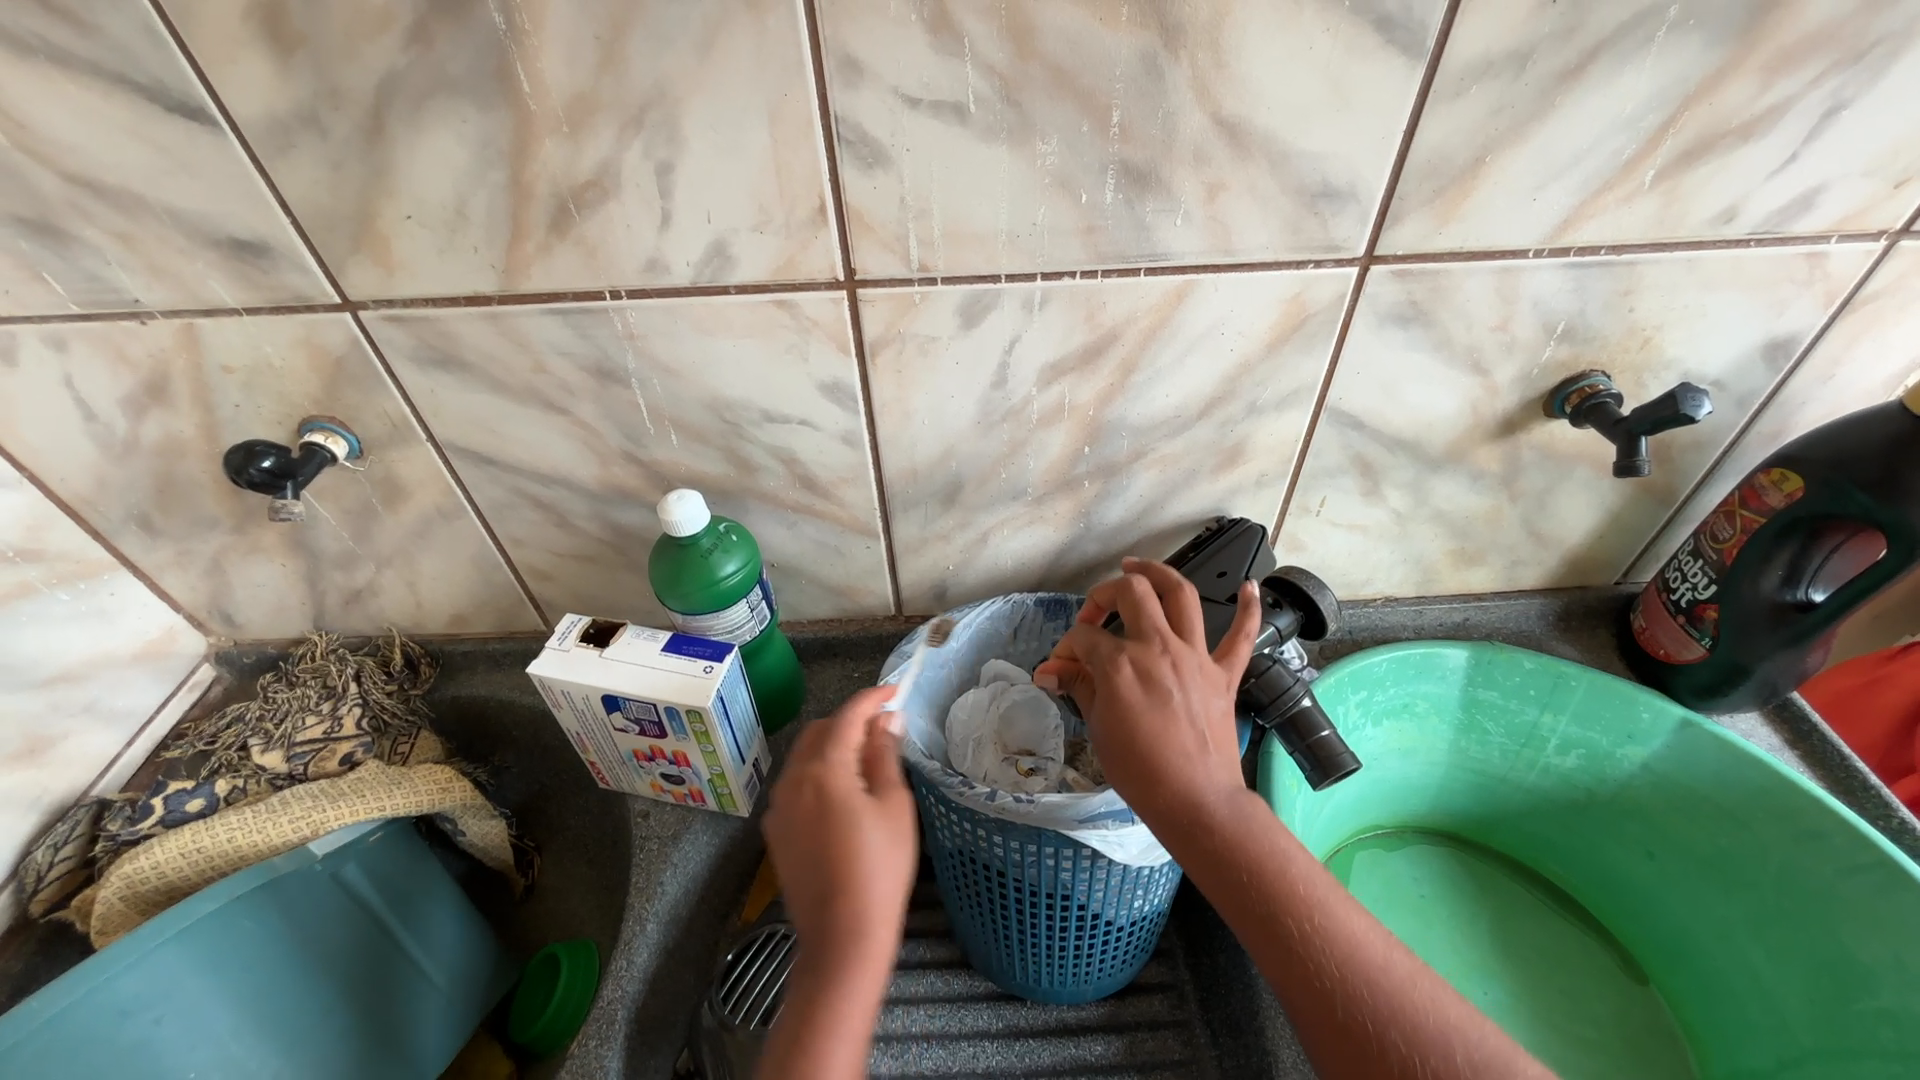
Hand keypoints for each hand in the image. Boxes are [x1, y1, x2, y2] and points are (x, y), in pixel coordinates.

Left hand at [762, 687, 917, 963]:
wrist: (842, 936)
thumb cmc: (880, 868)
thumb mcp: (894, 805)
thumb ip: (885, 755)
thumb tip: (885, 720)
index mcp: (824, 769)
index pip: (847, 716)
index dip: (872, 698)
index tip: (895, 690)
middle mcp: (792, 780)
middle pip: (819, 731)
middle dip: (850, 721)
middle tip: (884, 726)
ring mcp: (778, 807)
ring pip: (804, 757)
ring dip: (832, 746)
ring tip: (866, 757)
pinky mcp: (775, 832)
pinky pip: (796, 785)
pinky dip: (818, 774)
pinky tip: (842, 792)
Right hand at [1034, 557, 1260, 826]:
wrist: (1195, 800)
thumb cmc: (1139, 771)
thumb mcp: (1097, 727)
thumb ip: (1078, 687)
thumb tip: (1049, 670)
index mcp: (1121, 663)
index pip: (1085, 638)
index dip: (1067, 647)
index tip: (1062, 665)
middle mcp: (1158, 647)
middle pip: (1131, 593)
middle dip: (1105, 594)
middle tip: (1094, 613)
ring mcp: (1195, 656)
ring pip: (1180, 595)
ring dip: (1158, 573)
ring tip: (1138, 567)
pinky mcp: (1224, 673)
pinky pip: (1242, 634)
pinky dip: (1248, 608)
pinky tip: (1250, 587)